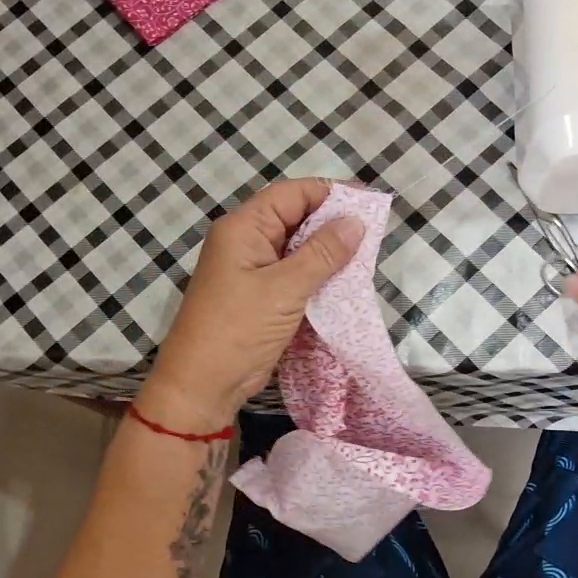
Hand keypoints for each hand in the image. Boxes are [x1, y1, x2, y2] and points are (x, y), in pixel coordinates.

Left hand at [138, 179, 364, 432]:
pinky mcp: (260, 296)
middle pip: (295, 217)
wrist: (203, 384)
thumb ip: (322, 254)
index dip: (330, 193)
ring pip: (297, 248)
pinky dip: (317, 276)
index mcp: (243, 228)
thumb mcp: (284, 289)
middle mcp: (246, 242)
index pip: (292, 194)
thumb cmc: (238, 330)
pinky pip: (293, 275)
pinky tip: (344, 282)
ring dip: (327, 252)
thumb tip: (355, 222)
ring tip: (366, 256)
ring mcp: (252, 270)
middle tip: (374, 234)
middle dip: (332, 223)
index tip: (369, 204)